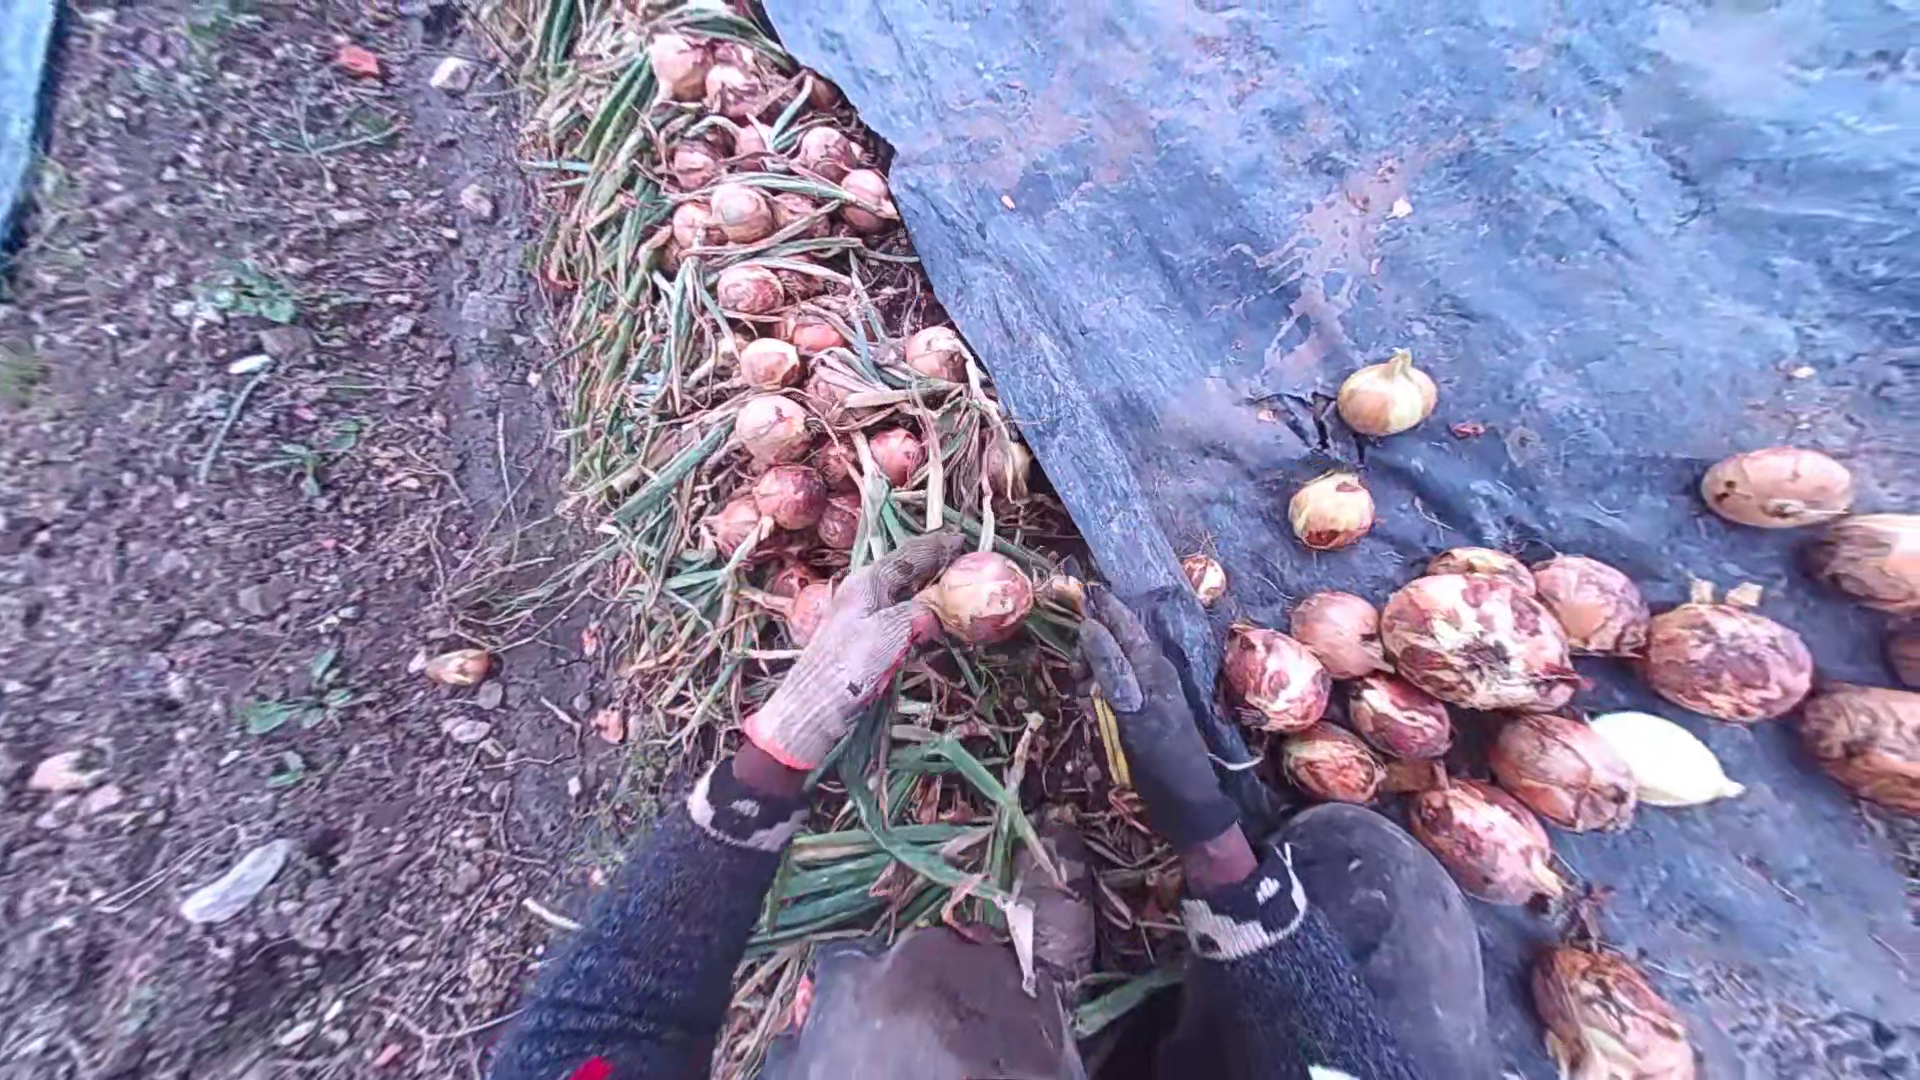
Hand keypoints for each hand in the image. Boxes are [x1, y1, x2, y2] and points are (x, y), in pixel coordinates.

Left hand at [744, 533, 967, 768]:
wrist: (813, 710)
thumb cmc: (848, 668)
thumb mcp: (890, 632)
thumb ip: (921, 611)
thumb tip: (943, 603)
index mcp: (868, 582)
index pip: (910, 554)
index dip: (939, 547)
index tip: (965, 542)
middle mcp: (865, 592)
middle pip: (908, 571)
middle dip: (938, 566)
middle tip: (968, 565)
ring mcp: (864, 616)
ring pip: (907, 594)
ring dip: (932, 591)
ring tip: (958, 591)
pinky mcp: (867, 640)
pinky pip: (903, 618)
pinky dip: (923, 616)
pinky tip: (935, 624)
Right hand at [1080, 587, 1242, 854]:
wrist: (1184, 802)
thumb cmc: (1160, 755)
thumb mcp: (1131, 709)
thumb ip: (1111, 666)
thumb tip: (1090, 625)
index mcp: (1152, 664)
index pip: (1124, 623)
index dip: (1104, 605)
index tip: (1084, 588)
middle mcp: (1148, 672)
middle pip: (1111, 642)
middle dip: (1089, 649)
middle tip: (1074, 670)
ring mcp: (1144, 691)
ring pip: (1106, 665)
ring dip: (1089, 673)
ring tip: (1082, 695)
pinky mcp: (1137, 710)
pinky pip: (1109, 689)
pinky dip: (1095, 694)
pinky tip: (1091, 709)